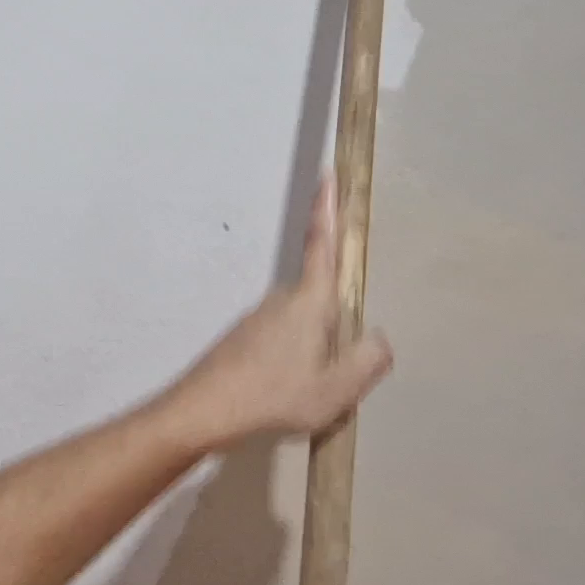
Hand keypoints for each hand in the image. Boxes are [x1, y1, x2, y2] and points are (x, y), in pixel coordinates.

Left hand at [161, 176, 393, 447]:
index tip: (328, 176)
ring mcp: (258, 318)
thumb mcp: (338, 389)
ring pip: (303, 330)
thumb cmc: (276, 395)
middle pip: (322, 302)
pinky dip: (291, 369)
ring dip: (313, 359)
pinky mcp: (244, 338)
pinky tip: (284, 400)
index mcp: (309, 302)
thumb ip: (368, 360)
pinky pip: (282, 346)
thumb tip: (378, 338)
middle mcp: (282, 299)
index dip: (327, 209)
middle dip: (336, 335)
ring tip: (306, 401)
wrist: (206, 408)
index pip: (321, 244)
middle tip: (337, 383)